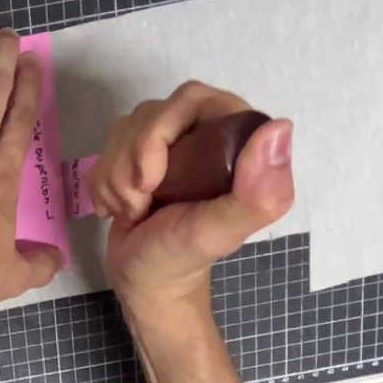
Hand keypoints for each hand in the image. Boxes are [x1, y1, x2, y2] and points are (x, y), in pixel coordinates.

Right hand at [88, 81, 293, 310]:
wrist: (145, 283)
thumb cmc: (182, 258)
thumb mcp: (220, 231)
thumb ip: (256, 191)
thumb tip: (279, 128)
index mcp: (231, 138)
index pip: (190, 99)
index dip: (159, 133)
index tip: (152, 180)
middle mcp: (199, 134)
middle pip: (149, 114)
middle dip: (131, 163)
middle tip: (140, 202)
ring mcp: (164, 147)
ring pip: (122, 132)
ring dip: (116, 180)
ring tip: (134, 211)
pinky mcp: (133, 163)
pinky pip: (104, 153)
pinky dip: (102, 188)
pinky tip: (118, 211)